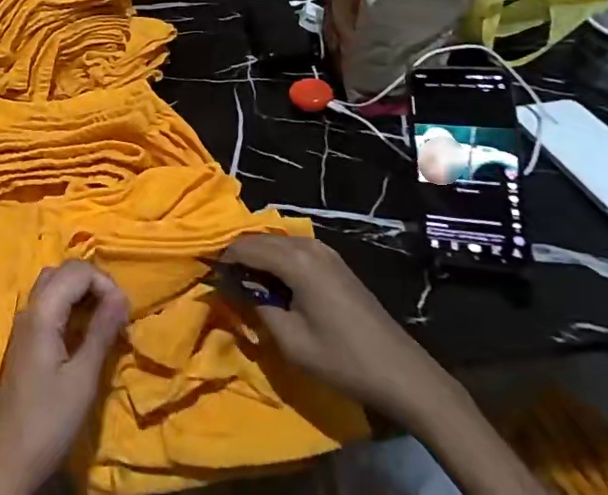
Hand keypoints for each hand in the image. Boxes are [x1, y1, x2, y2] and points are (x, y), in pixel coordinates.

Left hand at [0, 260, 129, 494]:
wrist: (6, 466)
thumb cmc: (47, 422)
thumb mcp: (83, 378)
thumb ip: (101, 331)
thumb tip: (122, 296)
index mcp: (41, 313)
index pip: (77, 271)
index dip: (105, 283)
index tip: (123, 312)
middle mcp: (28, 310)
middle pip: (62, 272)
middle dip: (93, 282)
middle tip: (115, 311)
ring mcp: (22, 326)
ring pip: (53, 286)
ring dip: (80, 293)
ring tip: (103, 319)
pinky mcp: (23, 342)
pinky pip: (47, 306)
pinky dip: (69, 306)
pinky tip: (83, 333)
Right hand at [219, 234, 448, 426]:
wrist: (399, 370)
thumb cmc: (341, 358)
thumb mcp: (290, 340)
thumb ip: (257, 307)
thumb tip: (233, 288)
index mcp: (296, 260)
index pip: (247, 247)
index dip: (224, 259)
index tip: (208, 277)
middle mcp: (309, 245)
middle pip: (262, 239)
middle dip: (239, 255)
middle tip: (222, 281)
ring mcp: (325, 251)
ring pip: (278, 242)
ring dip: (258, 257)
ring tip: (244, 285)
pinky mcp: (334, 262)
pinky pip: (294, 250)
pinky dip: (277, 260)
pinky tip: (273, 285)